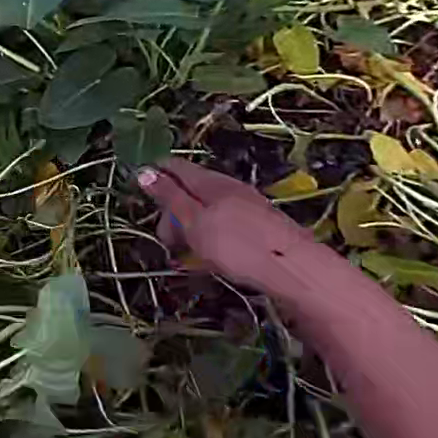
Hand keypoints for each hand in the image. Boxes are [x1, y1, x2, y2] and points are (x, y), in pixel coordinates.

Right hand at [136, 159, 334, 294]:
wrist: (297, 271)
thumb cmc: (237, 245)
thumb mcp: (193, 221)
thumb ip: (169, 197)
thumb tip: (144, 171)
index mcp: (209, 181)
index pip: (175, 167)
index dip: (155, 176)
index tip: (140, 196)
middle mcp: (229, 187)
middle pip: (190, 190)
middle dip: (172, 212)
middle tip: (166, 242)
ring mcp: (248, 206)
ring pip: (207, 210)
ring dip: (190, 229)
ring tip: (186, 257)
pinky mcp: (261, 227)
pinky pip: (224, 224)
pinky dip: (210, 237)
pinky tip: (211, 259)